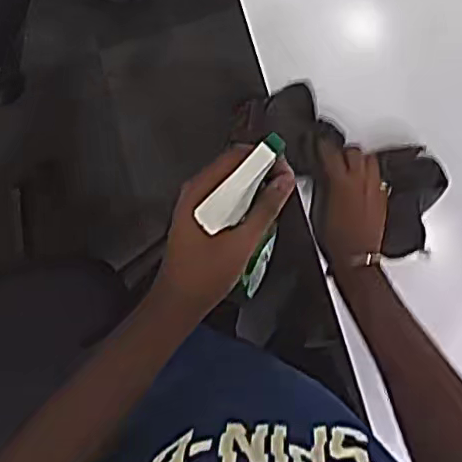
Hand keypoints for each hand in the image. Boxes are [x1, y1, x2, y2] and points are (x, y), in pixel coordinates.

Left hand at [153, 145, 295, 316]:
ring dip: (256, 186)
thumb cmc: (203, 277)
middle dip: (263, 171)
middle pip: (234, 164)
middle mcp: (195, 191)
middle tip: (284, 185)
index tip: (284, 169)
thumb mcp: (242, 242)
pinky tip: (257, 215)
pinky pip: (228, 195)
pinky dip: (246, 198)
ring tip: (274, 200)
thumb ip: (265, 209)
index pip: (236, 155)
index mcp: (198, 191)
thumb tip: (284, 181)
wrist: (177, 306)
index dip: (264, 157)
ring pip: (233, 180)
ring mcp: (196, 203)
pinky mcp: (201, 215)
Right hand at [317, 138, 387, 276]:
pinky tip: (364, 181)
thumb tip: (323, 175)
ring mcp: (374, 187)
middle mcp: (360, 180)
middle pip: (354, 151)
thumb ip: (323, 185)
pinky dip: (370, 175)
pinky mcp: (383, 196)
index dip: (323, 145)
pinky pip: (378, 176)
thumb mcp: (319, 209)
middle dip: (344, 151)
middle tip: (337, 157)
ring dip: (360, 160)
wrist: (356, 257)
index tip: (321, 144)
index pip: (331, 152)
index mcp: (340, 181)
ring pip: (370, 159)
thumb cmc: (336, 240)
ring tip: (353, 166)